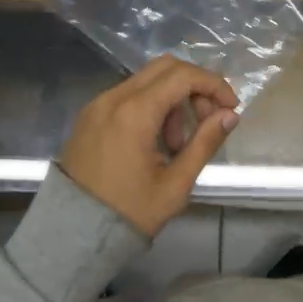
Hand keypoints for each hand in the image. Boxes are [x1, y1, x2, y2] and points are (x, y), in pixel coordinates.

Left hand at [60, 56, 240, 235]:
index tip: (231, 107)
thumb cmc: (128, 213)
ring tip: (177, 144)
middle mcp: (115, 96)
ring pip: (148, 79)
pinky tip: (155, 140)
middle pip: (166, 67)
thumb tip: (230, 115)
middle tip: (207, 119)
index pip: (184, 76)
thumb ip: (204, 143)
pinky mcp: (90, 113)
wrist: (71, 235)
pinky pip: (129, 93)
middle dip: (194, 87)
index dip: (213, 84)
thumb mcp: (174, 185)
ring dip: (172, 99)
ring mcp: (99, 102)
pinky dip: (151, 105)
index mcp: (135, 112)